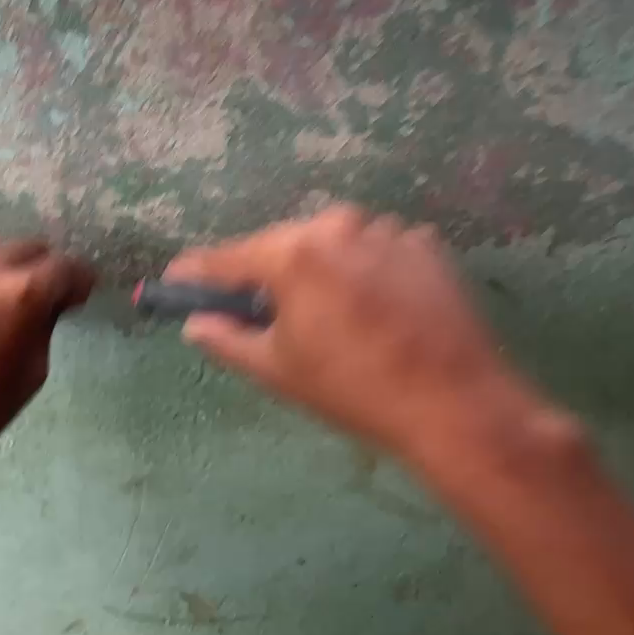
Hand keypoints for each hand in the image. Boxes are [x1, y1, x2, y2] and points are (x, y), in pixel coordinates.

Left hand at [0, 240, 95, 482]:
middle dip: (43, 269)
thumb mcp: (33, 372)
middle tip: (44, 297)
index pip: (66, 267)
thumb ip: (45, 324)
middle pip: (28, 249)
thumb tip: (49, 301)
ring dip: (4, 273)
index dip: (79, 280)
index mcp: (21, 292)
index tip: (79, 295)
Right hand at [167, 206, 540, 456]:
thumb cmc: (354, 389)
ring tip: (328, 314)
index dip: (196, 273)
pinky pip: (375, 250)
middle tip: (259, 310)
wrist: (458, 407)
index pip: (226, 258)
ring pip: (330, 245)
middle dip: (264, 274)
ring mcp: (385, 231)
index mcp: (293, 254)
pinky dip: (363, 270)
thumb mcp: (277, 370)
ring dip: (318, 270)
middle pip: (281, 246)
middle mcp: (336, 227)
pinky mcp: (425, 245)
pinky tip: (376, 307)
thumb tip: (194, 325)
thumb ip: (226, 340)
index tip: (175, 281)